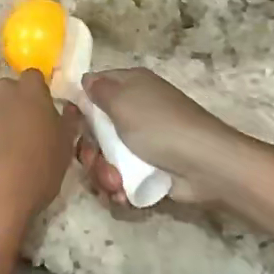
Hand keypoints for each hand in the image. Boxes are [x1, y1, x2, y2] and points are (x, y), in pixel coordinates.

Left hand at [0, 71, 82, 222]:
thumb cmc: (37, 172)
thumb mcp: (65, 149)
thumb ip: (67, 121)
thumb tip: (69, 107)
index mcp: (33, 91)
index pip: (34, 78)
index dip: (34, 95)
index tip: (35, 114)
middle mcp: (5, 87)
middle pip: (7, 89)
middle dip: (10, 104)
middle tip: (13, 132)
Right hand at [76, 68, 241, 205]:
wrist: (202, 164)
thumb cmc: (159, 125)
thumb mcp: (123, 101)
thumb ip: (99, 90)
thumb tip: (87, 79)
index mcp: (129, 85)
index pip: (95, 89)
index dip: (80, 106)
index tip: (70, 123)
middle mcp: (133, 110)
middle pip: (95, 129)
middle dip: (90, 150)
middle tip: (95, 159)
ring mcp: (140, 142)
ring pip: (104, 157)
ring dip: (103, 173)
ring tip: (116, 184)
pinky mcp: (146, 169)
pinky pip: (120, 177)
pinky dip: (118, 187)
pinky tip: (123, 194)